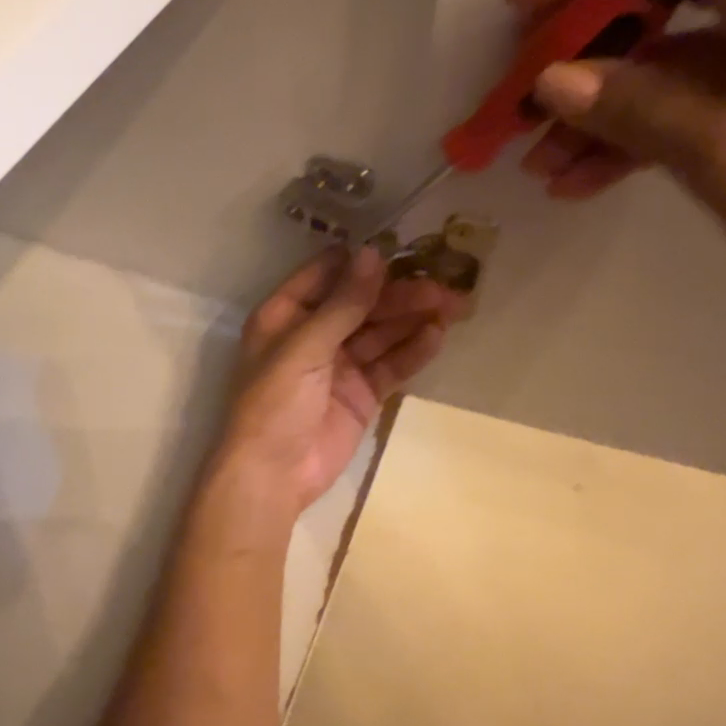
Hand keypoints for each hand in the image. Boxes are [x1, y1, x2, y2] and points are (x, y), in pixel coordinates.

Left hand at [216, 245, 462, 510]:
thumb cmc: (274, 403)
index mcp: (285, 314)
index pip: (326, 275)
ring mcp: (339, 364)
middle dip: (399, 294)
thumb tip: (373, 253)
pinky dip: (413, 350)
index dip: (362, 263)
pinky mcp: (361, 393)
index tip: (403, 250)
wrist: (272, 475)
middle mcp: (312, 334)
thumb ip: (342, 304)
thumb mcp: (303, 347)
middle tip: (442, 287)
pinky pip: (390, 364)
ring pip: (381, 332)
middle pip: (361, 303)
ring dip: (413, 318)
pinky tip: (436, 335)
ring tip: (453, 305)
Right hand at [507, 0, 725, 344]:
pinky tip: (585, 181)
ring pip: (673, 45)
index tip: (519, 20)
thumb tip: (552, 78)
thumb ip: (643, 111)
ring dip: (600, 97)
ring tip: (539, 163)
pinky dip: (642, 127)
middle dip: (578, 36)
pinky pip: (702, 92)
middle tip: (520, 102)